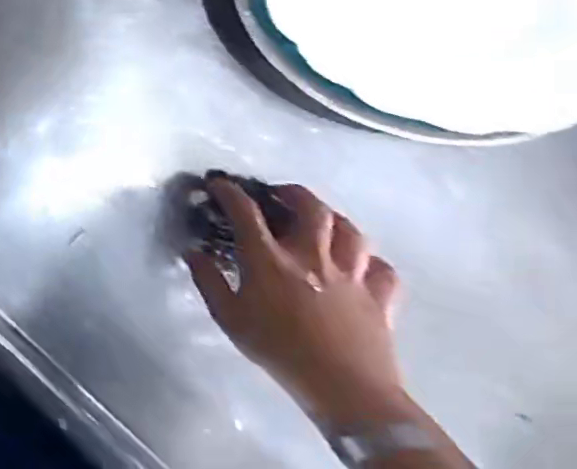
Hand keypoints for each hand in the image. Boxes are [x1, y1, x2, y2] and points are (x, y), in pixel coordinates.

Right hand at [186, 180, 407, 426]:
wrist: (346, 391)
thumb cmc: (278, 349)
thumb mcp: (227, 315)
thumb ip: (208, 279)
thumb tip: (193, 253)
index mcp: (269, 259)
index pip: (244, 210)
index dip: (229, 191)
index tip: (218, 185)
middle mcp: (311, 258)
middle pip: (312, 209)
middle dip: (293, 193)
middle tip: (278, 194)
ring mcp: (351, 277)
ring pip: (351, 232)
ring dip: (333, 218)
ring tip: (319, 220)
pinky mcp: (380, 299)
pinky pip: (382, 269)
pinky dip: (369, 259)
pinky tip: (357, 263)